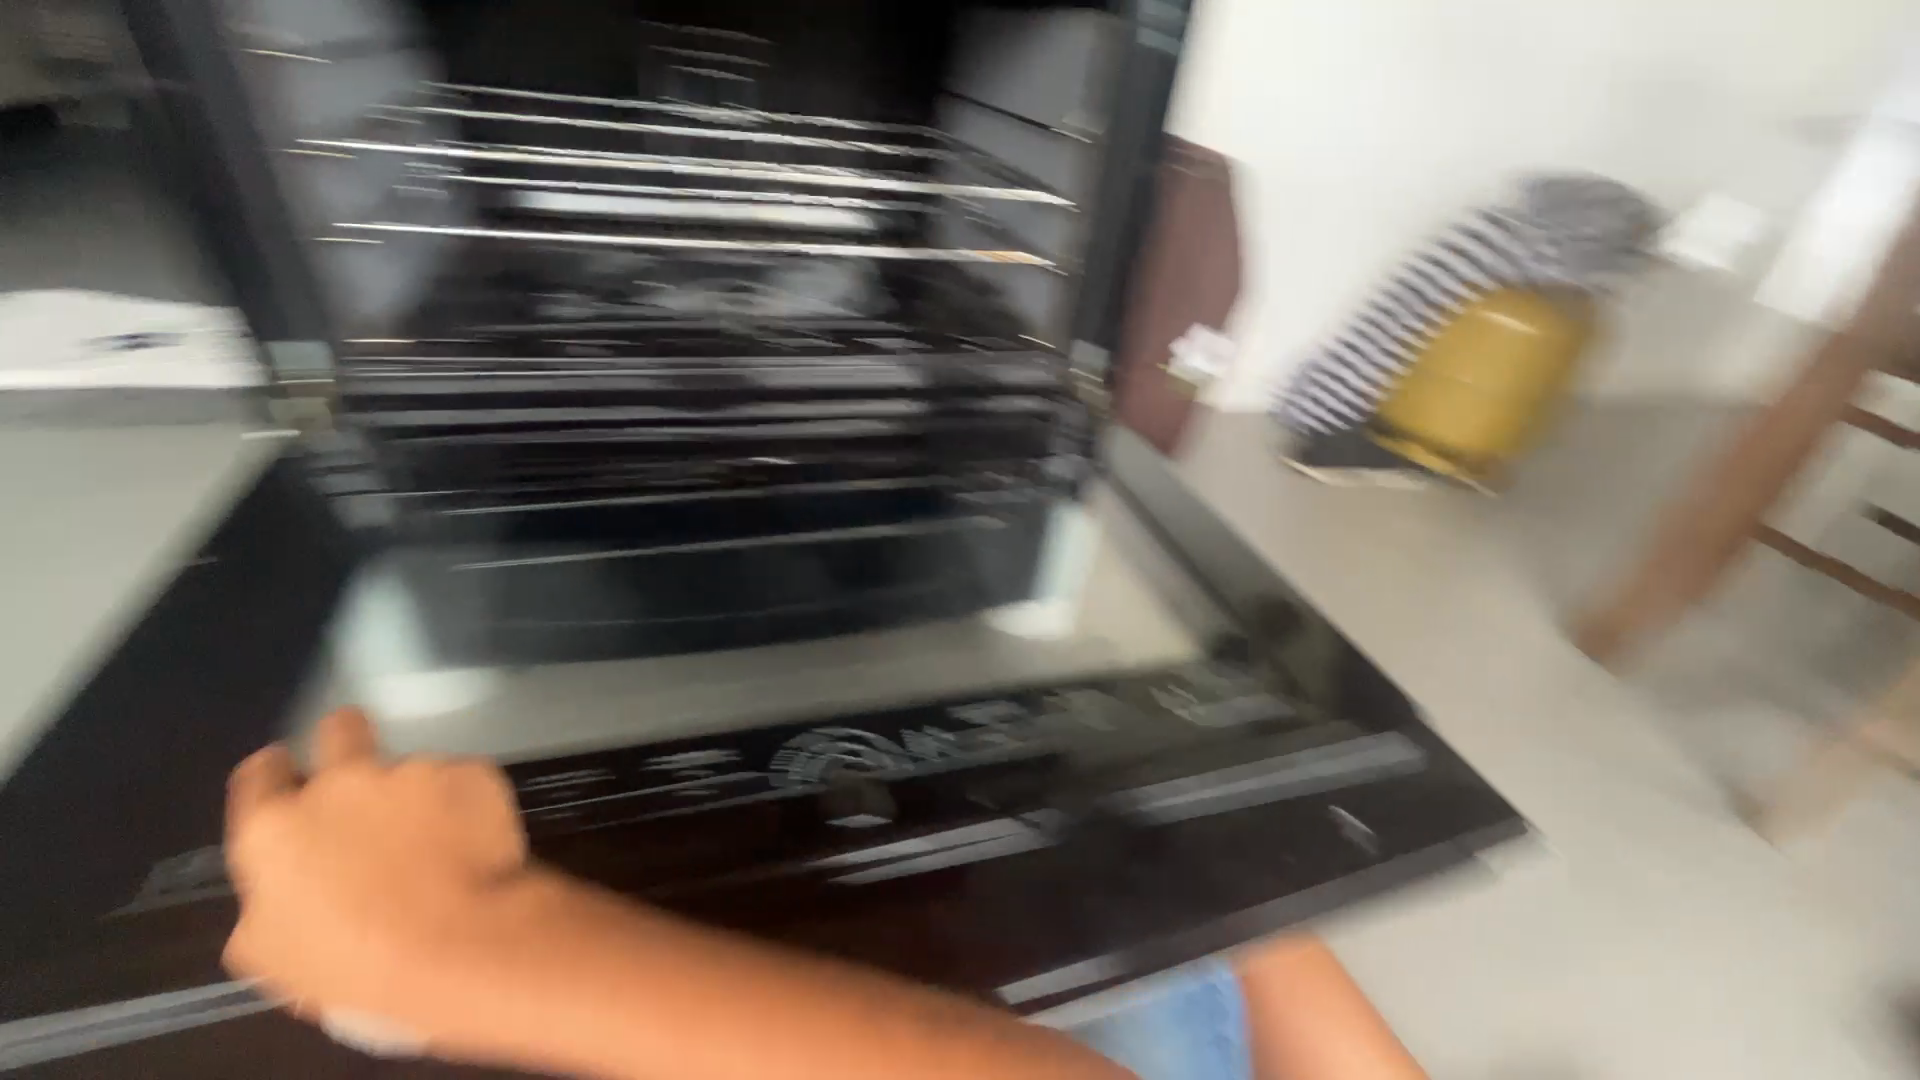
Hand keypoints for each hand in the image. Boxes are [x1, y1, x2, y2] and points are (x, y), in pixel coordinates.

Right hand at [223, 707, 532, 1053]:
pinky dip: (466, 803)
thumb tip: (284, 883)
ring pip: (412, 768)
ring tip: (438, 836)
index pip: (261, 776)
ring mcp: (415, 770)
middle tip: (366, 775)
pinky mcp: (472, 771)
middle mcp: (344, 783)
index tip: (292, 783)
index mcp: (276, 828)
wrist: (458, 938)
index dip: (276, 776)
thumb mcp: (271, 949)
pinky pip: (464, 781)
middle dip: (347, 741)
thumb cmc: (354, 962)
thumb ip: (268, 895)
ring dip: (418, 793)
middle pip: (340, 731)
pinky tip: (474, 837)